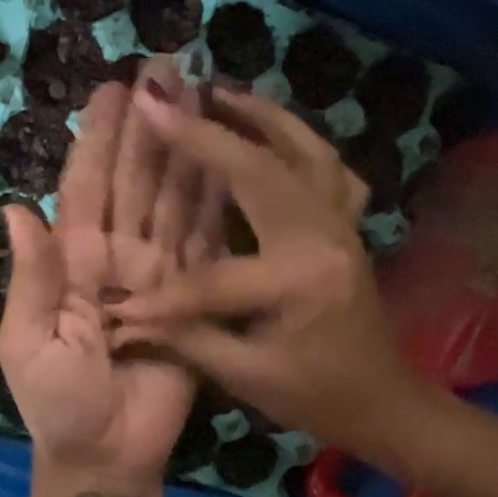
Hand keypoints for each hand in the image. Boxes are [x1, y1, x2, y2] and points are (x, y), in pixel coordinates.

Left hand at [0, 71, 220, 492]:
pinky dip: (216, 205)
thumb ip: (31, 279)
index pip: (85, 189)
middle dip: (148, 130)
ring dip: (186, 153)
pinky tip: (228, 163)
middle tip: (167, 70)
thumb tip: (15, 209)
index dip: (98, 141)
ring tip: (202, 100)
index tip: (112, 91)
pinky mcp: (193, 299)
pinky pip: (206, 245)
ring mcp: (157, 277)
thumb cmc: (58, 404)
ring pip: (173, 203)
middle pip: (134, 182)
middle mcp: (116, 259)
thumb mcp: (30, 343)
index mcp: (71, 264)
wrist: (106, 455)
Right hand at [104, 87, 419, 456]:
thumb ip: (188, 339)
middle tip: (160, 99)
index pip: (212, 277)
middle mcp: (323, 239)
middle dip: (205, 134)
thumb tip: (126, 317)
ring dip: (261, 117)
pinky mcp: (348, 227)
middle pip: (260, 171)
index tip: (114, 294)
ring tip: (217, 93)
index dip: (159, 295)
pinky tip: (274, 138)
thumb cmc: (316, 399)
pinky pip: (330, 170)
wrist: (383, 403)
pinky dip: (301, 145)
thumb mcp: (247, 378)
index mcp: (298, 282)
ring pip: (306, 151)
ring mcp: (342, 226)